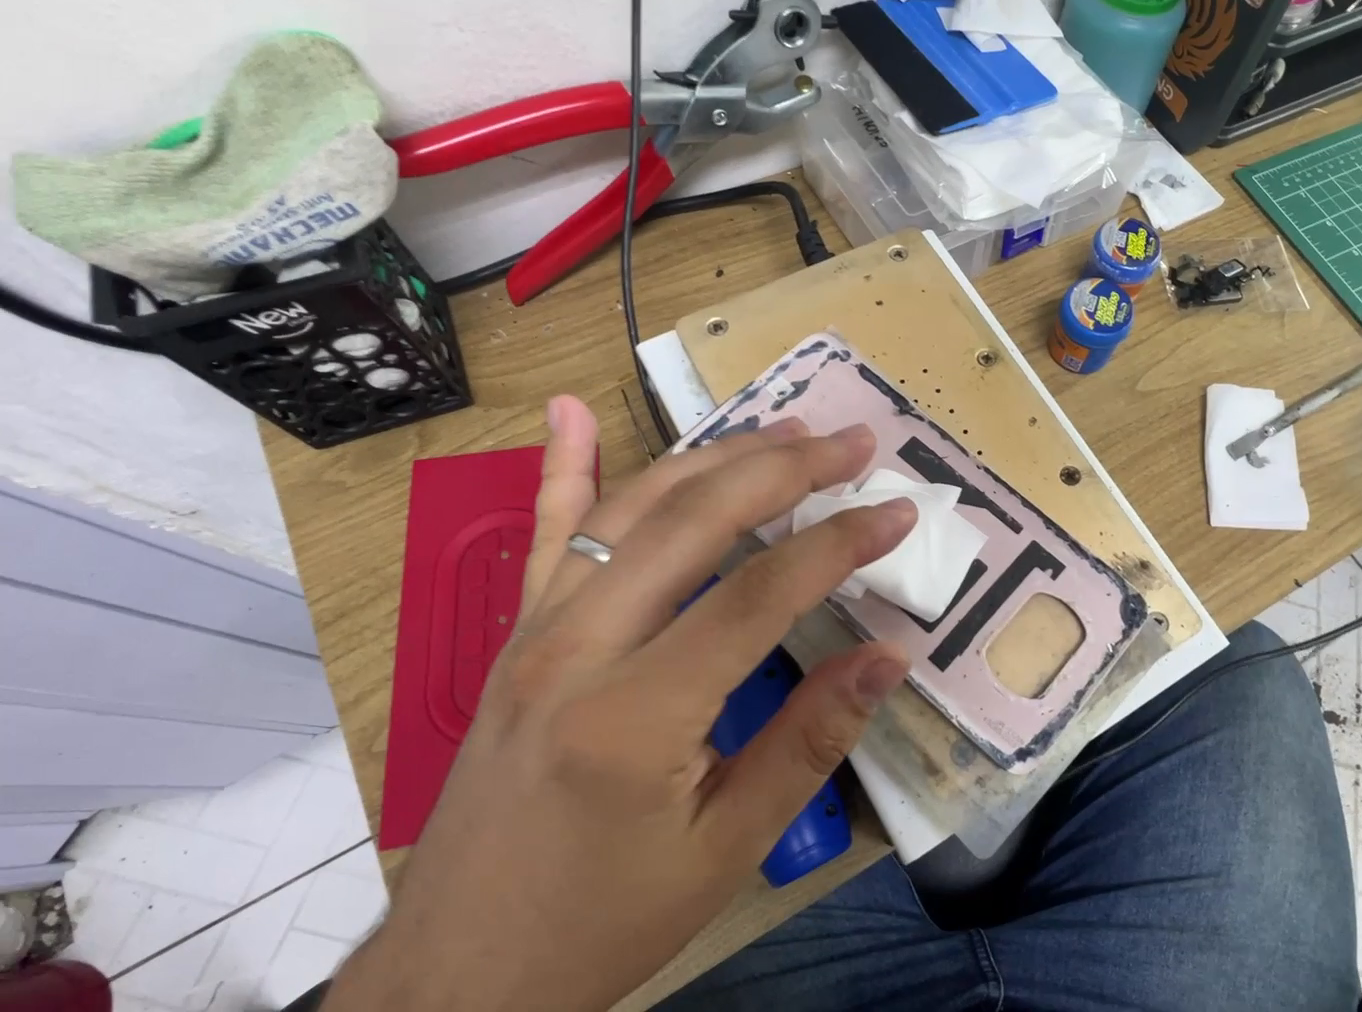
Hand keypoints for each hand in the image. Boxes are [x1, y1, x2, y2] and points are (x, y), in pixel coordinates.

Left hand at [328, 398, 915, 1011]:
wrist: (461, 970)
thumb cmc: (606, 919)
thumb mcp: (727, 848)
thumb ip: (810, 739)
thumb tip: (889, 654)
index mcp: (637, 715)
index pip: (759, 593)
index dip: (839, 544)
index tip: (896, 512)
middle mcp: (576, 649)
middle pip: (694, 522)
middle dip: (786, 470)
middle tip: (854, 444)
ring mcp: (534, 632)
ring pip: (631, 510)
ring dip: (714, 458)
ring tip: (785, 431)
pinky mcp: (514, 636)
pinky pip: (546, 536)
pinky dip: (564, 467)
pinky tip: (571, 410)